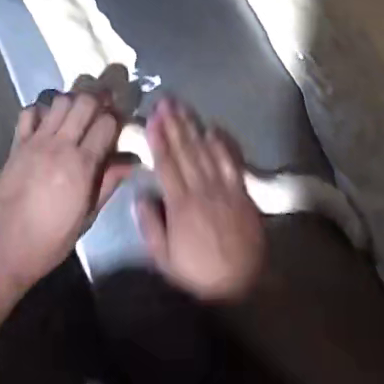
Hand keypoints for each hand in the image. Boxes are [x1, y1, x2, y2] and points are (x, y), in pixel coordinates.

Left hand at [0, 87, 134, 292]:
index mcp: (82, 164)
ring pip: (59, 101)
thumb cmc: (51, 239)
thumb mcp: (88, 216)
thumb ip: (109, 182)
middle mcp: (60, 145)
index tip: (120, 125)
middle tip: (103, 109)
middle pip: (85, 101)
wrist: (5, 248)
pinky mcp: (17, 144)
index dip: (117, 119)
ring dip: (72, 102)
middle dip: (98, 101)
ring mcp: (36, 141)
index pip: (107, 122)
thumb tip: (133, 160)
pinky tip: (48, 122)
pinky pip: (29, 112)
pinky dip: (41, 111)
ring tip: (77, 114)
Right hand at [136, 97, 264, 302]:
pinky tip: (212, 128)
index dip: (159, 140)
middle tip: (165, 101)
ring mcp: (223, 187)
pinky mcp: (241, 190)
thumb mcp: (164, 259)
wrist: (243, 283)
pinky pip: (230, 161)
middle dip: (173, 124)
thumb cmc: (199, 272)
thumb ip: (150, 226)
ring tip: (182, 108)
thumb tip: (140, 196)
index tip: (152, 119)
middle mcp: (201, 189)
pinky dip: (221, 144)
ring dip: (192, 127)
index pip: (166, 164)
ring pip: (205, 150)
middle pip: (185, 150)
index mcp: (180, 205)